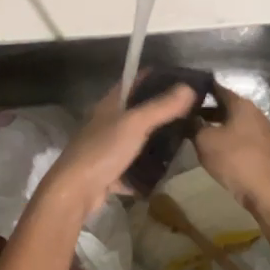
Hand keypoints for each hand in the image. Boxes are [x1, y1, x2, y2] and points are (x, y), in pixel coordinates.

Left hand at [37, 81, 196, 219]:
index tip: (185, 80)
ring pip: (139, 139)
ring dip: (158, 140)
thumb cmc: (103, 150)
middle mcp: (108, 122)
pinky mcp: (112, 171)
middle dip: (164, 111)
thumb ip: (162, 106)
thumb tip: (190, 87)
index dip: (158, 77)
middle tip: (193, 113)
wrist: (76, 192)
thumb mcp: (136, 124)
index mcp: (110, 104)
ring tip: (187, 139)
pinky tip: (169, 168)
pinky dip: (150, 167)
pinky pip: (136, 165)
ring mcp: (109, 148)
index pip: (135, 81)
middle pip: (140, 111)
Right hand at [194, 86, 269, 206]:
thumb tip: (188, 116)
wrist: (263, 189)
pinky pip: (238, 134)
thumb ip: (194, 125)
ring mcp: (260, 129)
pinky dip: (225, 135)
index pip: (217, 88)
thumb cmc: (233, 158)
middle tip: (184, 112)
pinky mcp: (261, 146)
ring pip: (232, 120)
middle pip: (226, 105)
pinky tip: (211, 143)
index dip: (200, 89)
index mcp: (242, 103)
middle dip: (206, 108)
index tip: (183, 93)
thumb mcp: (204, 140)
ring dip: (215, 124)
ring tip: (193, 129)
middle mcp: (253, 111)